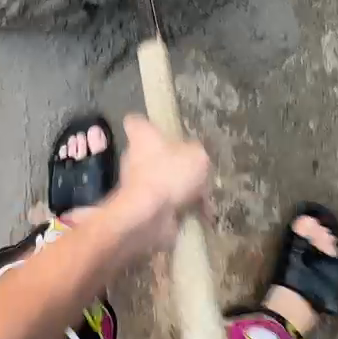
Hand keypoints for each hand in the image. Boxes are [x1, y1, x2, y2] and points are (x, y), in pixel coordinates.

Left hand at [105, 114, 210, 258]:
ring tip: (204, 196)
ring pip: (161, 182)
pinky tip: (201, 215)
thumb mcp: (196, 156)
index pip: (136, 122)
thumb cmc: (169, 174)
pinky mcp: (142, 208)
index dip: (148, 125)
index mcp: (142, 136)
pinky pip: (165, 205)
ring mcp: (136, 184)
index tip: (162, 130)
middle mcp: (133, 157)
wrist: (148, 216)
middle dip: (172, 163)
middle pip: (153, 154)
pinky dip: (180, 210)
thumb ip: (196, 153)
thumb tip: (194, 157)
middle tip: (195, 170)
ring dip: (179, 190)